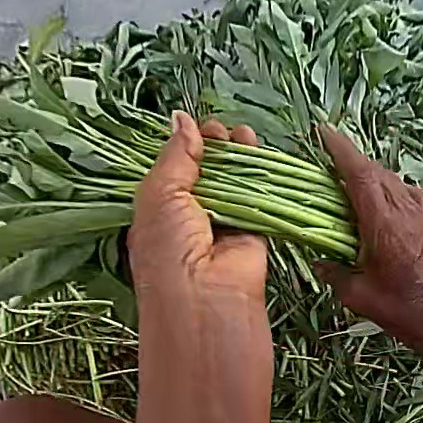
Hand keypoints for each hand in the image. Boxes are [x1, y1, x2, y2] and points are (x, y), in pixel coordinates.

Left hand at [130, 111, 268, 312]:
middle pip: (207, 178)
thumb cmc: (169, 250)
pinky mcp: (254, 239)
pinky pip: (258, 204)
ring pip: (234, 188)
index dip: (186, 149)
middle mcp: (191, 222)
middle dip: (215, 151)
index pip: (175, 173)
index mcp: (160, 214)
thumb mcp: (159, 195)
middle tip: (223, 130)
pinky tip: (263, 157)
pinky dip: (262, 182)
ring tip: (245, 135)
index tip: (199, 127)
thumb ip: (175, 157)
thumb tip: (182, 120)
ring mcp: (224, 231)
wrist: (205, 302)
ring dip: (240, 161)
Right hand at [315, 126, 422, 348]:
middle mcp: (403, 210)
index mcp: (383, 224)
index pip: (359, 175)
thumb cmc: (397, 308)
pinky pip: (404, 191)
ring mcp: (419, 213)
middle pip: (374, 171)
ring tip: (347, 179)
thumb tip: (317, 261)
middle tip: (326, 158)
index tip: (322, 132)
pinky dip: (386, 186)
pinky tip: (377, 197)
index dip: (340, 150)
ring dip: (368, 173)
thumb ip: (333, 273)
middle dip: (349, 160)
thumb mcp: (356, 295)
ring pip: (390, 178)